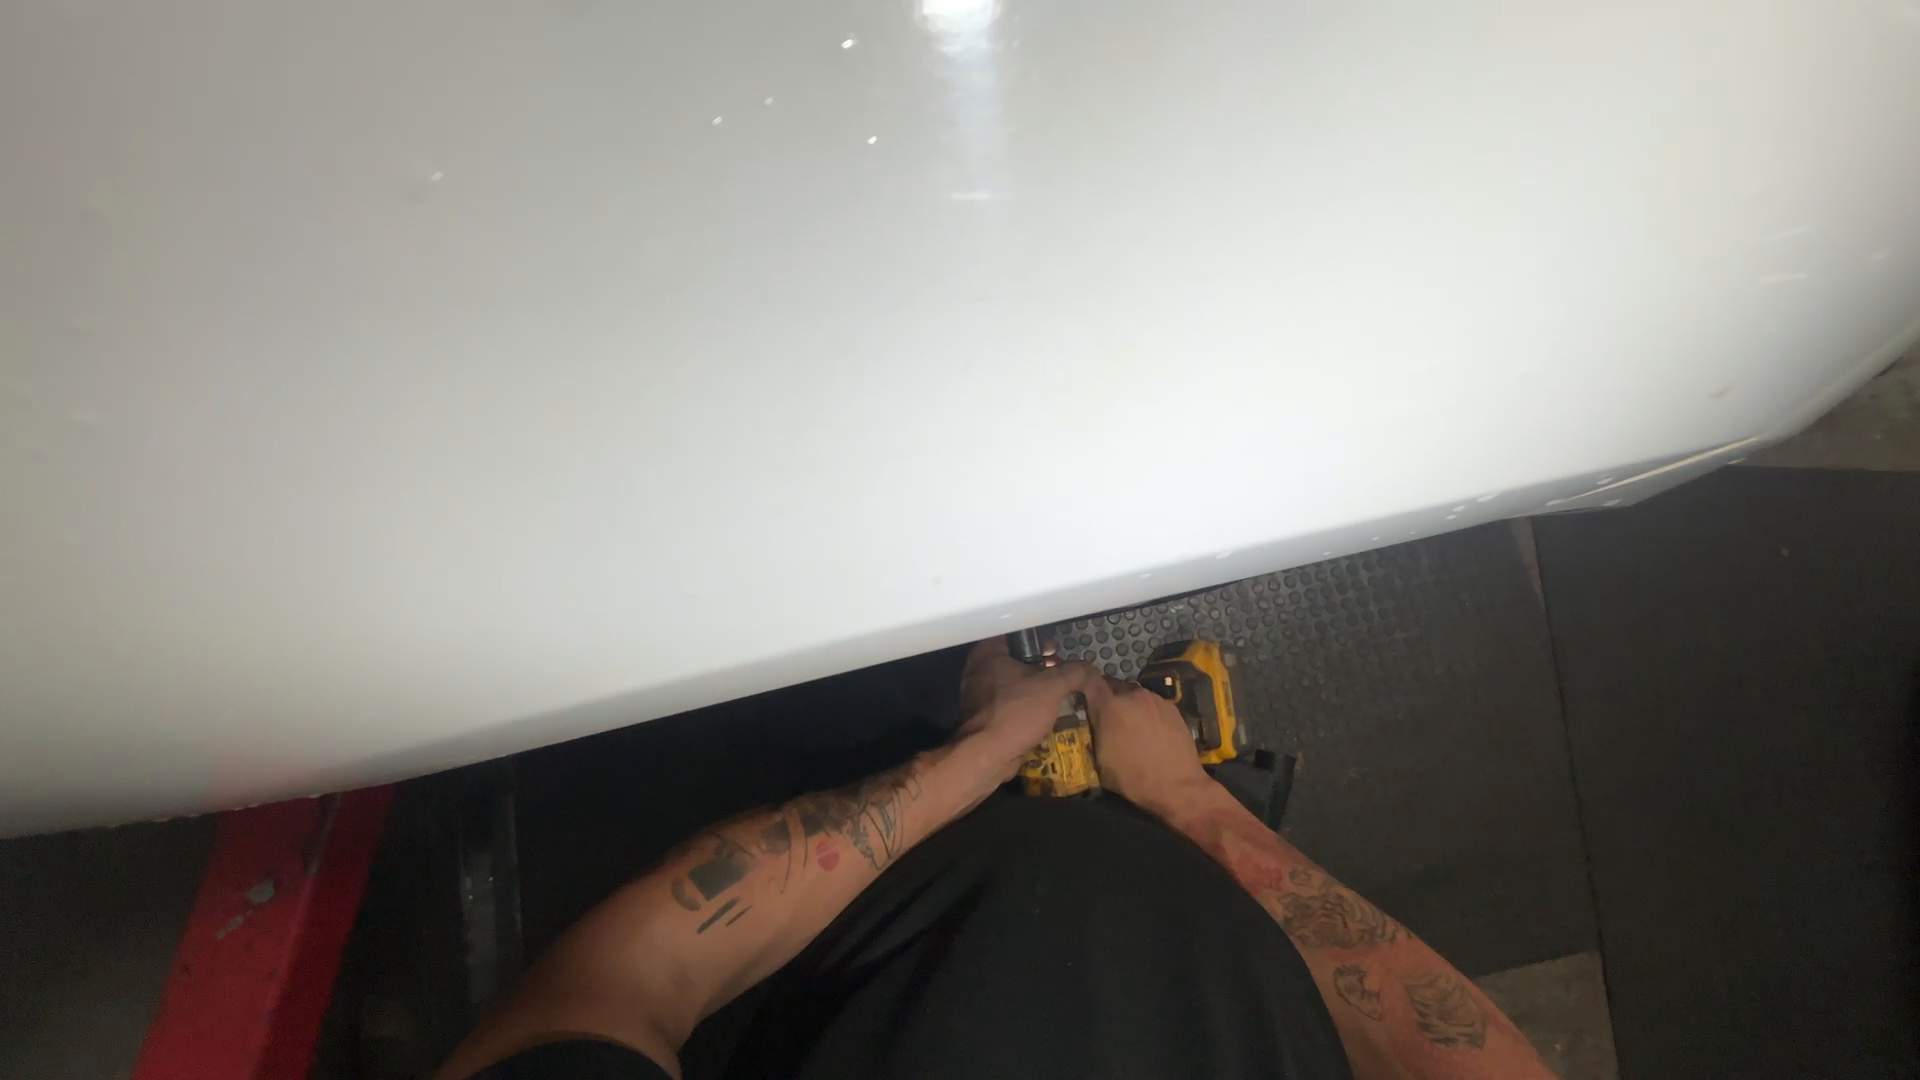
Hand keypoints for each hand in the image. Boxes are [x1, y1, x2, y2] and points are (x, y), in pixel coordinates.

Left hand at [954, 636, 1107, 780]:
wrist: (988, 755)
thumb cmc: (1016, 712)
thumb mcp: (1052, 686)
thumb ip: (1074, 672)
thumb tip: (1089, 668)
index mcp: (987, 652)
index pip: (1016, 633)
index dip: (1039, 639)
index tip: (1056, 651)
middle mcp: (978, 668)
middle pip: (1015, 658)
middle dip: (1040, 666)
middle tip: (1059, 673)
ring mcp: (977, 692)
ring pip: (1012, 682)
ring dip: (1034, 687)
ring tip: (1056, 694)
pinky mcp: (983, 714)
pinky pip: (1008, 702)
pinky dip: (1025, 704)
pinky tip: (1042, 713)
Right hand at [1087, 679, 1216, 816]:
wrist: (1179, 786)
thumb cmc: (1134, 778)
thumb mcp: (1100, 763)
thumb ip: (1094, 736)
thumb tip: (1092, 727)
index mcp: (1109, 707)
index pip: (1089, 681)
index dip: (1084, 685)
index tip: (1083, 695)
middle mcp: (1131, 696)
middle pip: (1114, 687)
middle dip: (1109, 699)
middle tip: (1109, 717)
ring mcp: (1154, 699)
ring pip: (1134, 695)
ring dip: (1130, 705)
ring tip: (1133, 726)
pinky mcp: (1171, 706)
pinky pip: (1152, 703)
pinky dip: (1148, 712)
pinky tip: (1152, 730)